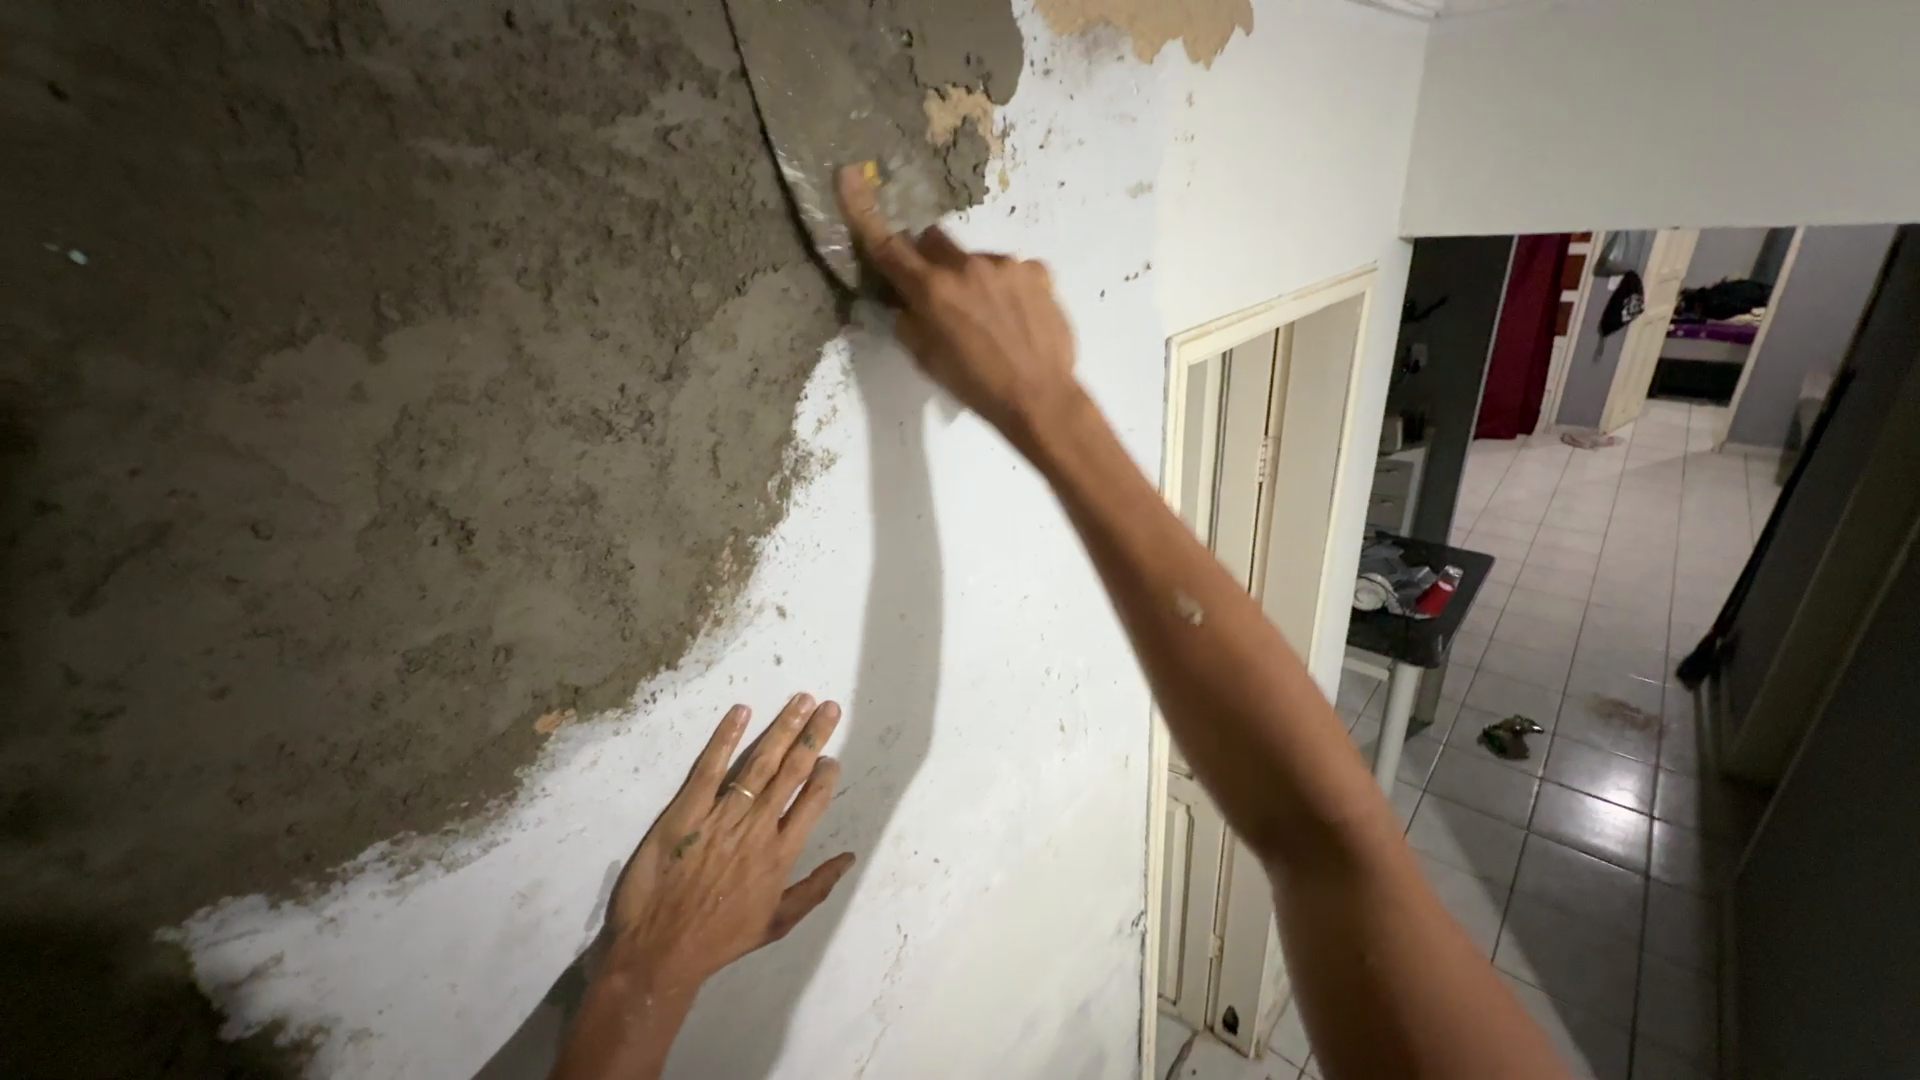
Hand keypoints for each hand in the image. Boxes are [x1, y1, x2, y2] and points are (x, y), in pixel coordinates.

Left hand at [606, 695, 855, 986]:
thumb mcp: (778, 923)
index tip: (831, 756)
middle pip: (791, 772)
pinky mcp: (686, 812)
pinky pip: (710, 768)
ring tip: (800, 701)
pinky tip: (742, 712)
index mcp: (780, 854)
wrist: (658, 953)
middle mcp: (756, 828)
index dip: (824, 775)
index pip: (812, 802)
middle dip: (812, 736)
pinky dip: (726, 738)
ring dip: (782, 729)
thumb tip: (849, 857)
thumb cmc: (720, 940)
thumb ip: (816, 888)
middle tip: (829, 707)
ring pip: (758, 763)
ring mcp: (721, 816)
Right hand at [836, 164, 1081, 438]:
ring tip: (991, 321)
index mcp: (933, 291)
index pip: (888, 246)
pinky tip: (1017, 319)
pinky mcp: (1038, 272)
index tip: (848, 175)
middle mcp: (967, 267)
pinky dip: (1007, 289)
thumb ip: (909, 322)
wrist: (1040, 399)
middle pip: (934, 241)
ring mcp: (1006, 265)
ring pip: (975, 259)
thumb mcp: (928, 362)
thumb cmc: (977, 388)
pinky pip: (1012, 271)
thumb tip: (903, 301)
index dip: (863, 211)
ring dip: (973, 280)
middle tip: (941, 296)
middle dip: (930, 260)